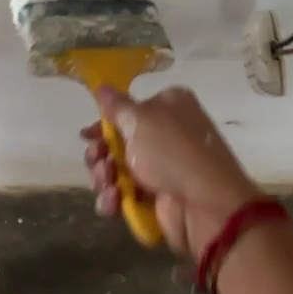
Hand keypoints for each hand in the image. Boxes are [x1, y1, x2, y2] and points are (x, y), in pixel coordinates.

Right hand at [82, 85, 263, 259]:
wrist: (205, 205)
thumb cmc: (173, 151)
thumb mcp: (141, 120)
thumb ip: (117, 107)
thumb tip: (102, 87)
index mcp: (169, 107)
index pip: (130, 110)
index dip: (105, 123)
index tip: (87, 135)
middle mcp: (165, 134)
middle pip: (119, 141)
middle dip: (101, 154)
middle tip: (97, 161)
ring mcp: (161, 168)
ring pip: (118, 170)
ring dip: (104, 177)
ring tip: (107, 184)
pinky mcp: (156, 198)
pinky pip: (125, 195)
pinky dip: (114, 198)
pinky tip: (113, 201)